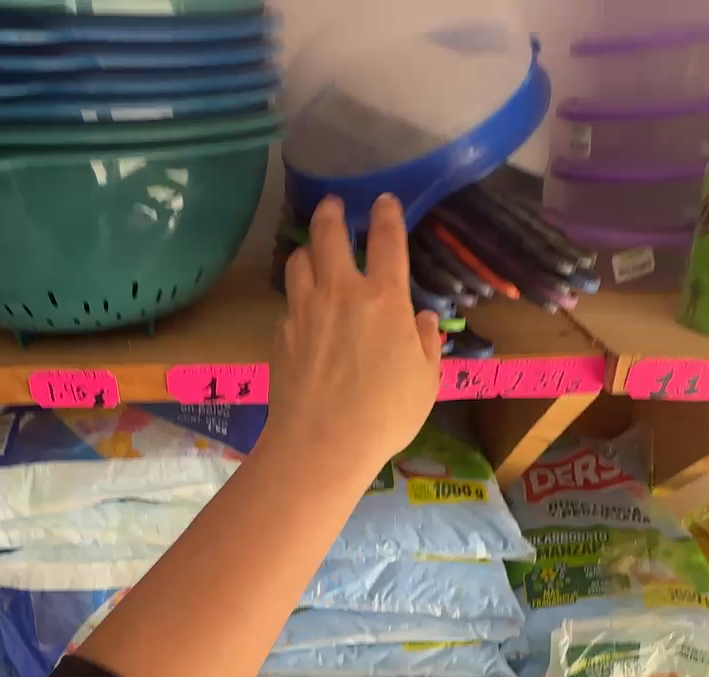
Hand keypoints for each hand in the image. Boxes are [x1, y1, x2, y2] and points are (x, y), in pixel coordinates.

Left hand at [266, 194, 441, 482]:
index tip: (384, 202)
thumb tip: (424, 319)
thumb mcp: (426, 382)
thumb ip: (426, 344)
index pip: (387, 240)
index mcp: (385, 299)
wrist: (323, 443)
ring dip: (307, 251)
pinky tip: (304, 316)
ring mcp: (305, 310)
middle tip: (333, 206)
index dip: (387, 214)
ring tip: (312, 255)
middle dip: (332, 212)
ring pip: (298, 260)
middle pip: (329, 233)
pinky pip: (289, 304)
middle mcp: (341, 292)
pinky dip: (298, 301)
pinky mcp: (282, 333)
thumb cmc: (386, 415)